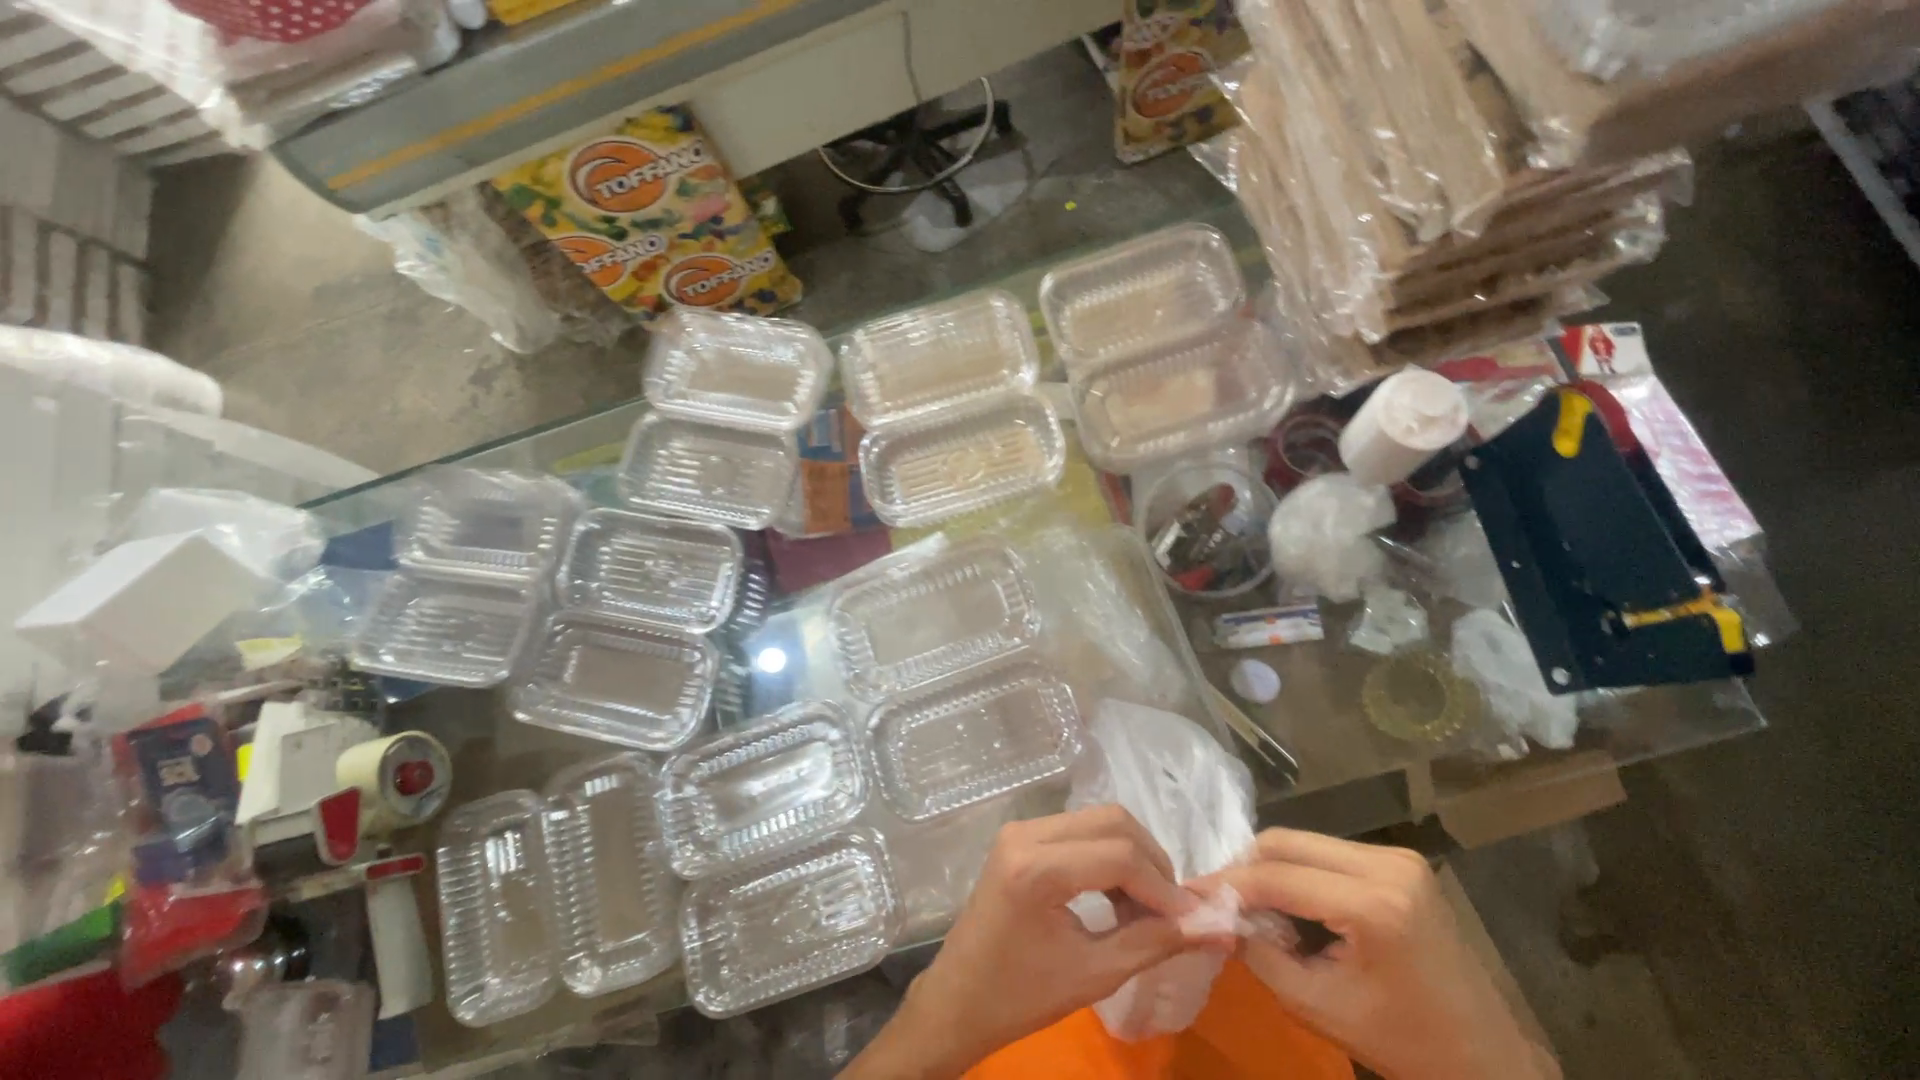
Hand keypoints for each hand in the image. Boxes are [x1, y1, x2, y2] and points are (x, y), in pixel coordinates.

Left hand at [843, 806, 1215, 1078]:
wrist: (958, 1002)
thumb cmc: (1021, 996)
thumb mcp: (1094, 974)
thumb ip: (1155, 942)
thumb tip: (1215, 927)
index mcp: (1036, 868)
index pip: (1120, 856)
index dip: (1164, 887)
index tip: (1193, 921)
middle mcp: (1025, 834)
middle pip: (1112, 822)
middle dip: (1152, 862)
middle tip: (1173, 910)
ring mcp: (1019, 831)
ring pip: (1097, 821)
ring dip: (1131, 857)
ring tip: (1148, 908)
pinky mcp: (1019, 838)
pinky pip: (1077, 831)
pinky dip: (1107, 856)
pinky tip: (1118, 896)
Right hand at [1200, 829, 1559, 1079]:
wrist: (1485, 1058)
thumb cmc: (1402, 1042)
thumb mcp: (1317, 1006)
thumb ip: (1259, 953)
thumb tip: (1214, 916)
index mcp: (1374, 904)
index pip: (1276, 876)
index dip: (1225, 884)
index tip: (1186, 894)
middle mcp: (1388, 865)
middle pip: (1286, 843)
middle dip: (1243, 869)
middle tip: (1215, 900)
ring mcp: (1399, 859)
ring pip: (1304, 843)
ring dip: (1269, 870)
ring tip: (1249, 908)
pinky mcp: (1402, 864)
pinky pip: (1328, 855)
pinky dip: (1298, 874)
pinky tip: (1288, 906)